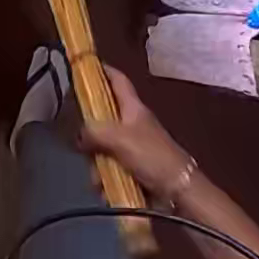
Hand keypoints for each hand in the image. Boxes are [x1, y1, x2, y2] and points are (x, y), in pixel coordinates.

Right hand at [79, 64, 195, 198]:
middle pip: (104, 116)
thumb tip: (77, 136)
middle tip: (79, 142)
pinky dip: (105, 177)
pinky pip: (111, 166)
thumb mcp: (119, 138)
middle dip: (90, 133)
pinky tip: (104, 189)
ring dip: (96, 162)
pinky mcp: (134, 167)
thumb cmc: (152, 156)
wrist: (180, 190)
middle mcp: (132, 122)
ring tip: (96, 178)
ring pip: (104, 146)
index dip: (102, 70)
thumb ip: (95, 132)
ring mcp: (134, 145)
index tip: (83, 67)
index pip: (117, 79)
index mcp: (133, 107)